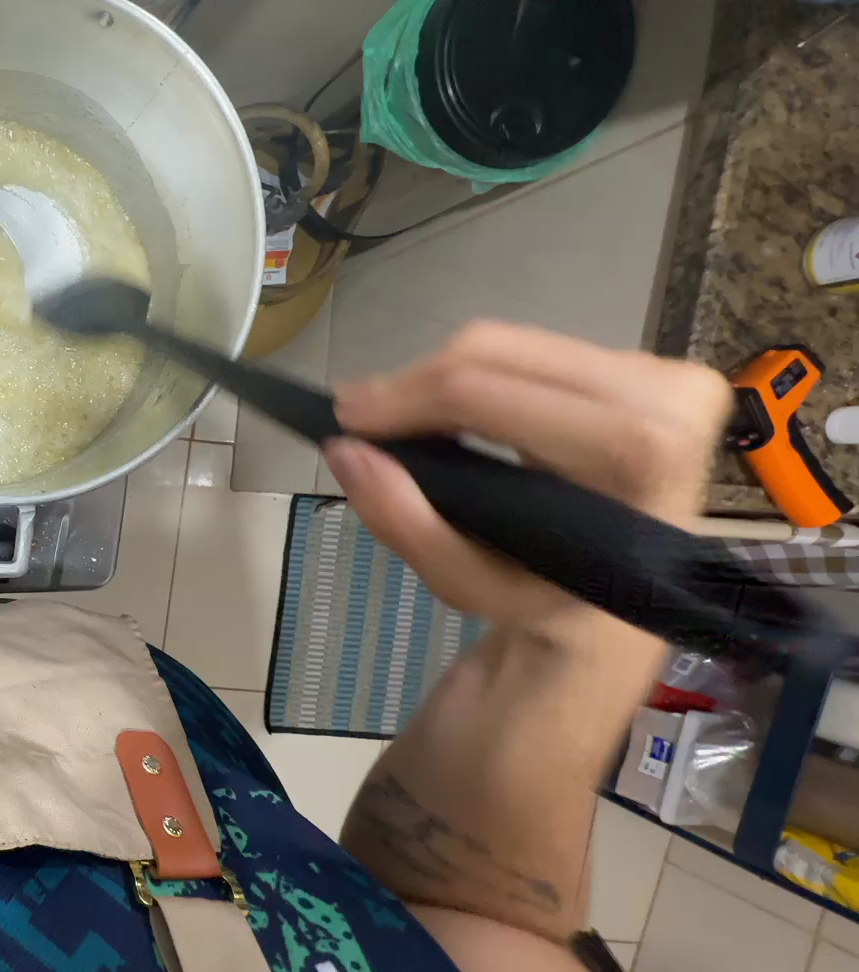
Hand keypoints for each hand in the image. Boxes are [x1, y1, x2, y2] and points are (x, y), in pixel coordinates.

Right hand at [324, 321, 731, 636]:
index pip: (489, 393)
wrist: (613, 595)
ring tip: (391, 419)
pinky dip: (464, 373)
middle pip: (496, 352)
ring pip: (504, 341)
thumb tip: (345, 451)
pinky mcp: (642, 364)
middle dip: (409, 382)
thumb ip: (404, 521)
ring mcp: (659, 374)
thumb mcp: (463, 581)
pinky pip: (522, 347)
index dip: (403, 399)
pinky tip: (439, 411)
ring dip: (432, 377)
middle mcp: (664, 396)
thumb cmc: (539, 593)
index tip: (342, 421)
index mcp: (633, 455)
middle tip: (356, 418)